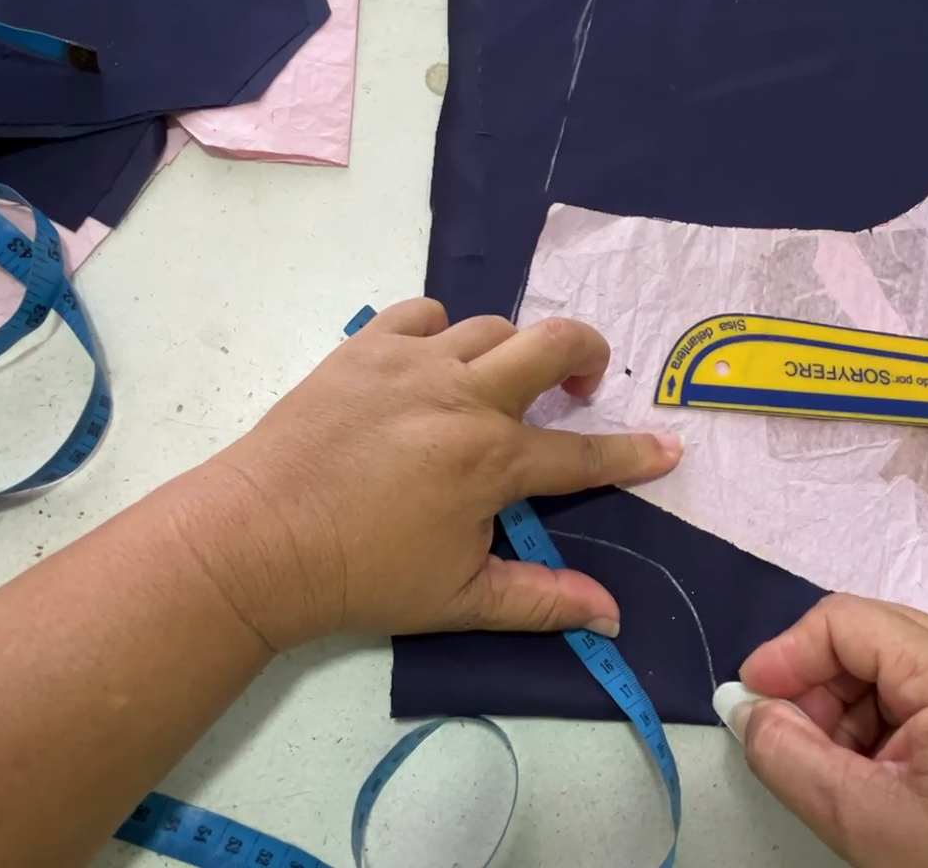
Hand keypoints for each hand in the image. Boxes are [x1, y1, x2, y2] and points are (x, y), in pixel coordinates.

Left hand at [167, 298, 681, 650]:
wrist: (258, 539)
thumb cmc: (361, 574)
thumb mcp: (459, 597)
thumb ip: (541, 598)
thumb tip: (611, 614)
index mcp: (490, 459)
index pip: (582, 454)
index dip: (633, 453)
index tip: (669, 446)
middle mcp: (462, 396)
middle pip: (551, 343)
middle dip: (587, 352)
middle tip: (583, 381)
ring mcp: (413, 362)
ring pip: (491, 327)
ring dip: (510, 353)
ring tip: (496, 386)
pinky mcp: (367, 345)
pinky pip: (424, 314)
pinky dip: (441, 333)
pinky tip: (431, 367)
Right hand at [729, 595, 927, 867]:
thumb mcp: (877, 829)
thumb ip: (793, 761)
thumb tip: (745, 711)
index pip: (846, 621)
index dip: (788, 655)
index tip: (750, 703)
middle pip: (873, 638)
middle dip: (819, 685)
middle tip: (795, 746)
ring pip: (899, 665)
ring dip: (853, 708)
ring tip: (842, 772)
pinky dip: (892, 724)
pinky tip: (888, 778)